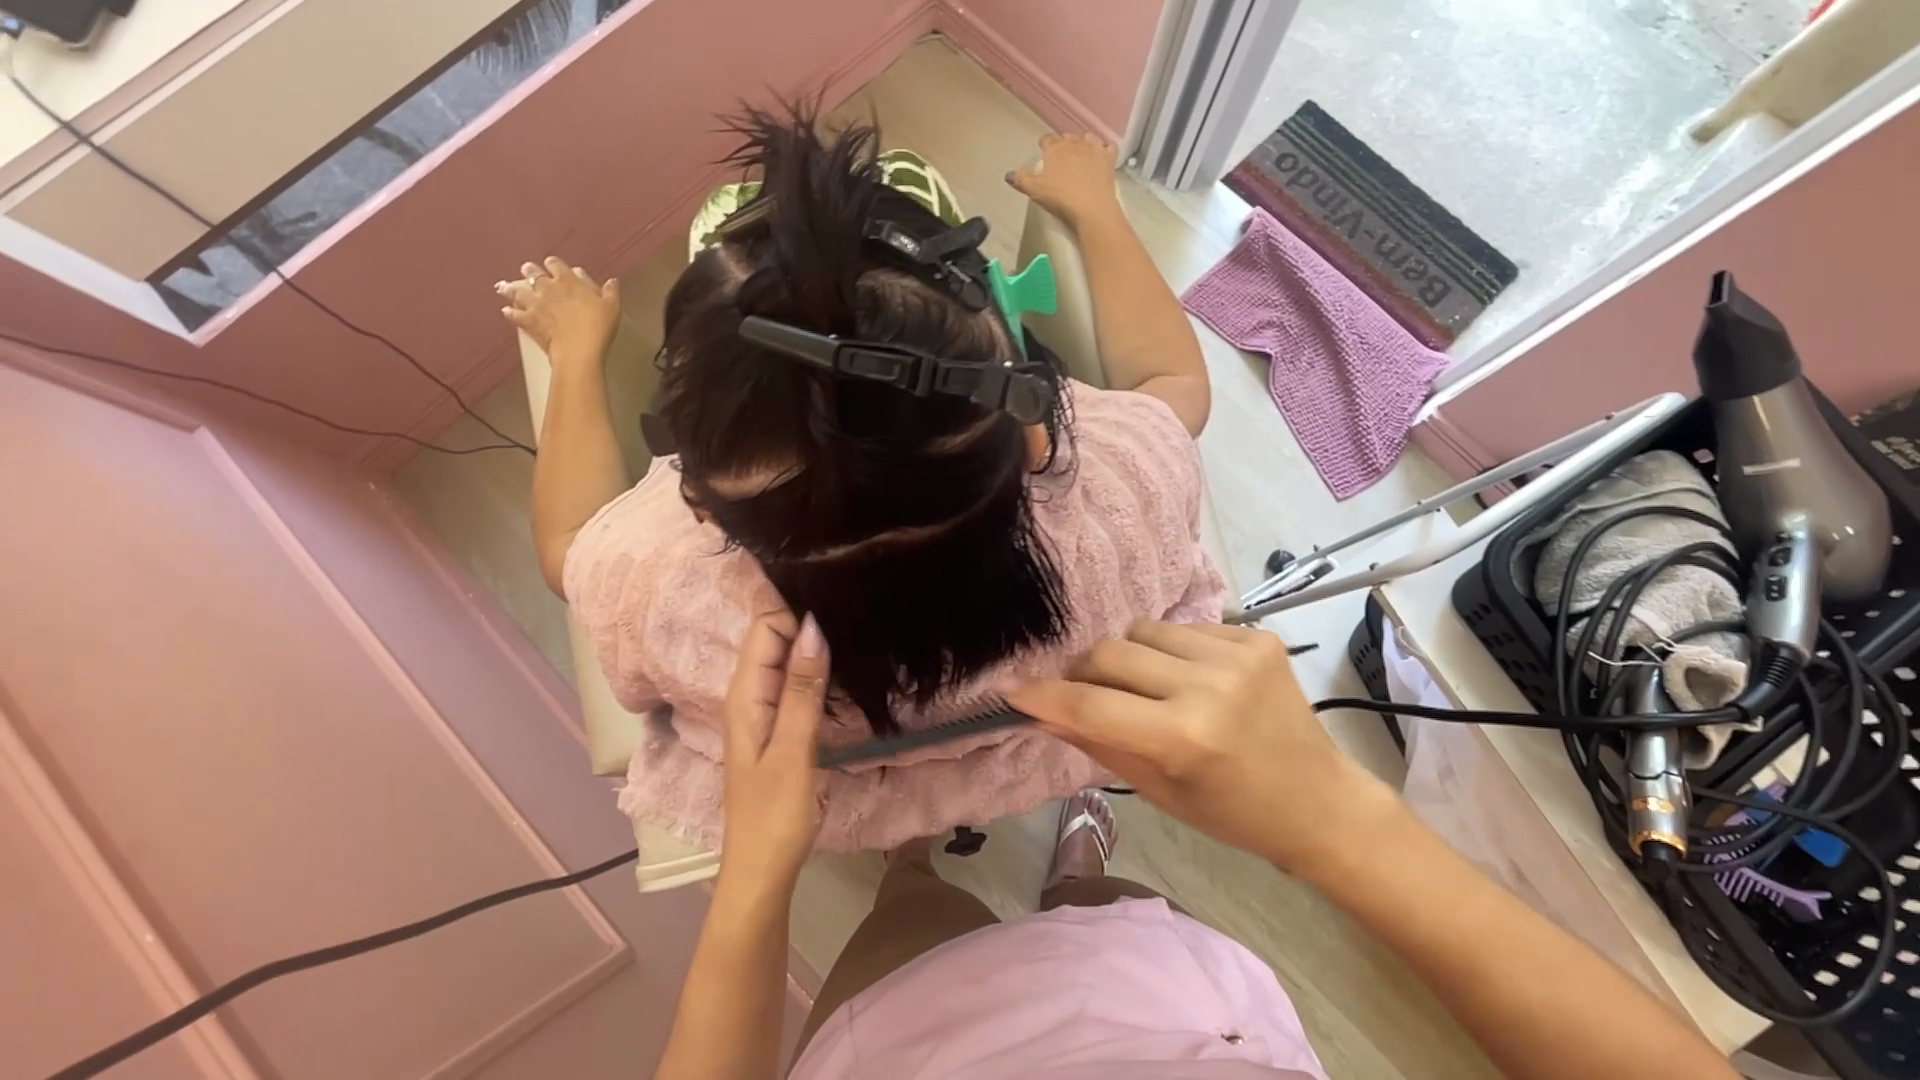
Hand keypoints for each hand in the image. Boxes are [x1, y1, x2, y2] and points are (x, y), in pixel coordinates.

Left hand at [497, 256, 621, 364]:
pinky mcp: (527, 321)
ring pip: (517, 291)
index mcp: (568, 281)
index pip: (555, 264)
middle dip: (530, 271)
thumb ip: (611, 292)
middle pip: (532, 272)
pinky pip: (513, 314)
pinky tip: (506, 311)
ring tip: (506, 288)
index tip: (554, 266)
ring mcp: (534, 304)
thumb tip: (612, 281)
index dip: (553, 264)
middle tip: (528, 271)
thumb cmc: (598, 327)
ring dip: (512, 289)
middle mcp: (547, 288)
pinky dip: (509, 312)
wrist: (579, 351)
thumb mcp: (612, 308)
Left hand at [717, 611, 829, 892]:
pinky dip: (816, 674)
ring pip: (787, 662)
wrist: (762, 871)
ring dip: (815, 648)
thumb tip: (814, 626)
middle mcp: (749, 695)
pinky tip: (844, 672)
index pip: (766, 627)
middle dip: (808, 623)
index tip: (842, 608)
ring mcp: (764, 712)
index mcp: (745, 694)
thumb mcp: (793, 749)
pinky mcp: (779, 728)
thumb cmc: (775, 813)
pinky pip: (794, 685)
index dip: (798, 613)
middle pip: (775, 639)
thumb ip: (803, 688)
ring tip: (858, 635)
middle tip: (857, 616)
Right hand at [1008, 132, 1122, 230]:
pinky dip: (1105, 148)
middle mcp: (1074, 143)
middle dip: (1063, 144)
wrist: (1091, 208)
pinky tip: (1102, 154)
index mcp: (1055, 149)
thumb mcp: (1035, 191)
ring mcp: (1094, 149)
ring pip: (1087, 138)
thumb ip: (1021, 180)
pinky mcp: (1109, 158)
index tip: (1043, 152)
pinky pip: (1109, 146)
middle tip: (1061, 158)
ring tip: (1080, 154)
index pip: (1047, 139)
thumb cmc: (1060, 199)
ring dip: (1083, 143)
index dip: (1044, 144)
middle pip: (1067, 137)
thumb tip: (1009, 174)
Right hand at [1008, 620, 1399, 873]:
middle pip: (1110, 653)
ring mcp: (1237, 654)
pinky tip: (1189, 680)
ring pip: (1143, 631)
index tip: (1014, 690)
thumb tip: (1044, 711)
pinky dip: (1171, 652)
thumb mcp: (1158, 791)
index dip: (1045, 694)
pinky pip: (1184, 628)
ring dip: (1129, 657)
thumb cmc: (1233, 813)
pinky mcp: (1257, 637)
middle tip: (1084, 692)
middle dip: (1084, 672)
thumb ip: (1097, 743)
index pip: (1091, 704)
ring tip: (1145, 687)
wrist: (1320, 800)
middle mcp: (1209, 685)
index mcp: (1185, 736)